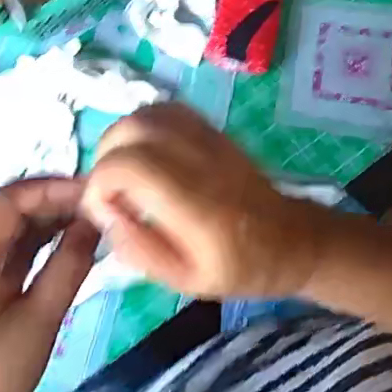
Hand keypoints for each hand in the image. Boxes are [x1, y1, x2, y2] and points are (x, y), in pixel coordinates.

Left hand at [0, 180, 98, 391]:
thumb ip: (71, 262)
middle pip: (2, 211)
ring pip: (6, 229)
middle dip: (51, 199)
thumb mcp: (43, 319)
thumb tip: (97, 218)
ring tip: (91, 216)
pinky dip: (38, 240)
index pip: (1, 203)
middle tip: (97, 202)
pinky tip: (70, 239)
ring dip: (47, 218)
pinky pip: (7, 251)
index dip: (47, 189)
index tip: (90, 192)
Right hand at [81, 104, 330, 298]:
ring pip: (151, 112)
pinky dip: (146, 125)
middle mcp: (204, 161)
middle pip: (135, 127)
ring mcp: (213, 139)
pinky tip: (146, 155)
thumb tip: (102, 211)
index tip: (103, 209)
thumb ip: (138, 248)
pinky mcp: (217, 131)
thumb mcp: (185, 281)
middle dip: (105, 155)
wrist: (291, 238)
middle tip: (109, 189)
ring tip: (124, 173)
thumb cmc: (240, 268)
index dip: (100, 183)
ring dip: (123, 137)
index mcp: (198, 206)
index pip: (132, 166)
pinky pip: (171, 110)